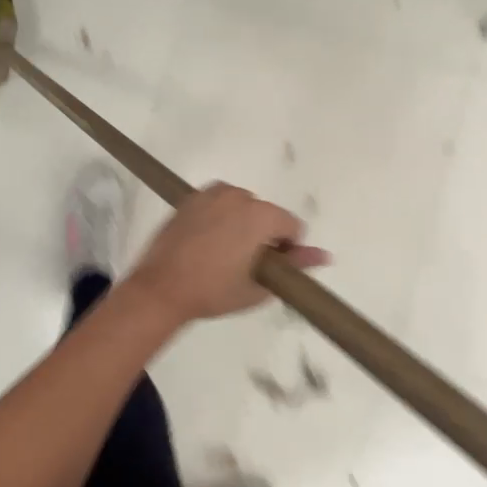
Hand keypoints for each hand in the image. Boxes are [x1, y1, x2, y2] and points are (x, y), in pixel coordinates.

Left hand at [125, 182, 329, 323]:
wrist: (160, 288)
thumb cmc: (213, 292)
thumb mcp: (259, 286)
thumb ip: (295, 265)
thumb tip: (326, 255)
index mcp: (260, 214)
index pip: (292, 226)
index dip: (286, 249)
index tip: (266, 269)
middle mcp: (237, 196)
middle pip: (265, 214)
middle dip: (262, 235)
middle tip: (242, 265)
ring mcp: (209, 194)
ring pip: (240, 207)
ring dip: (240, 225)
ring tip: (223, 255)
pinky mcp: (188, 200)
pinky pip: (216, 205)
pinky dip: (218, 219)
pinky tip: (205, 244)